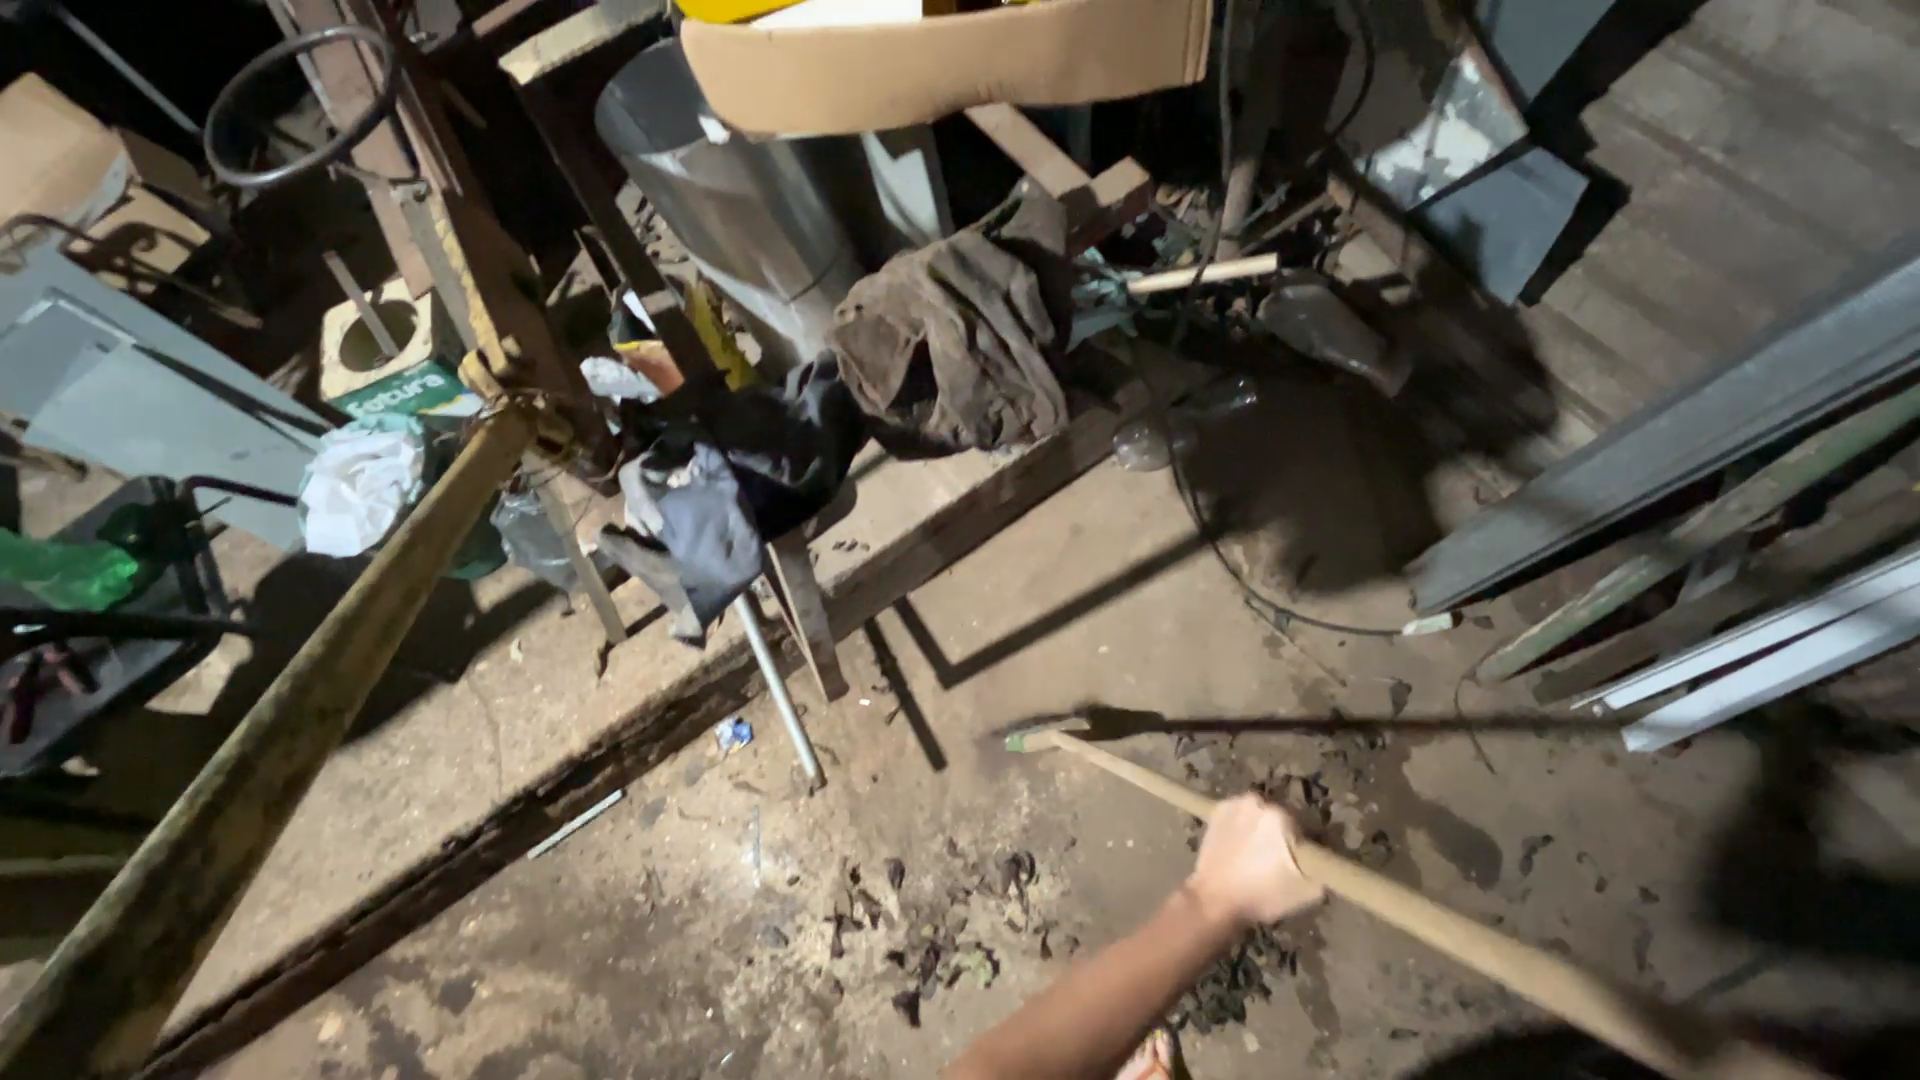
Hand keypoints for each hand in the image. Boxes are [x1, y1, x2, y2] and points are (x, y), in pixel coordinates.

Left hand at [1186, 793, 1323, 926]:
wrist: (1215, 897)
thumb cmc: (1263, 894)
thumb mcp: (1308, 890)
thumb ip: (1323, 869)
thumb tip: (1326, 860)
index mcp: (1282, 815)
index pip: (1307, 824)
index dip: (1308, 842)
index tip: (1305, 858)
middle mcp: (1257, 802)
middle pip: (1281, 816)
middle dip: (1284, 832)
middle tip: (1280, 855)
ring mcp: (1234, 803)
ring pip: (1259, 814)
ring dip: (1262, 826)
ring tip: (1258, 851)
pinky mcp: (1216, 810)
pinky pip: (1239, 814)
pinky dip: (1243, 824)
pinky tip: (1242, 844)